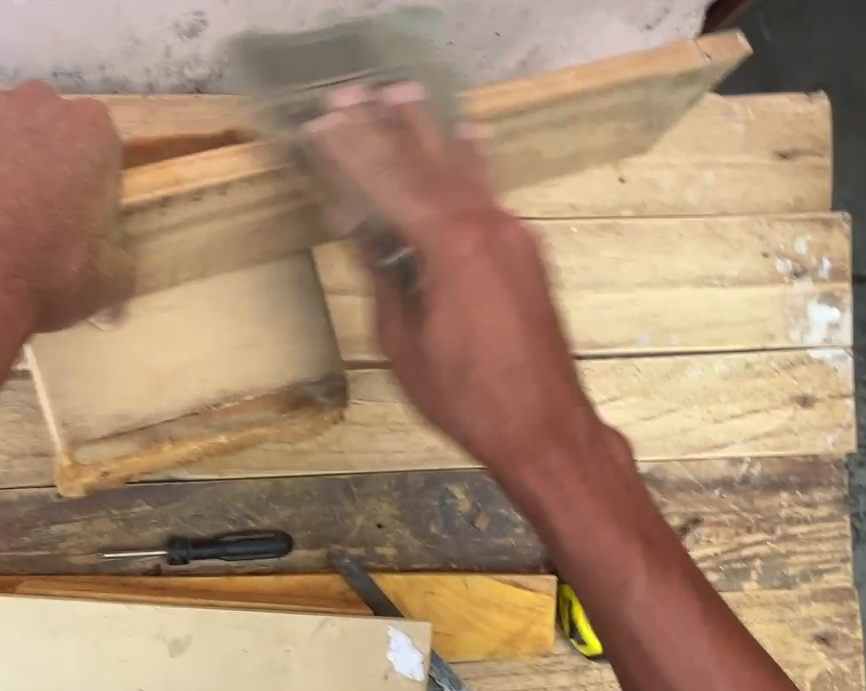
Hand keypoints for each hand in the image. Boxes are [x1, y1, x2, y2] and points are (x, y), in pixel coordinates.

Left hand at [0, 82, 133, 332]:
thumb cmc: (44, 281)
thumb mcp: (105, 281)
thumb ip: (115, 257)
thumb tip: (113, 271)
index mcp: (91, 133)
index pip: (98, 146)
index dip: (87, 181)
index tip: (76, 215)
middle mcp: (36, 102)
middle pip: (43, 126)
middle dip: (39, 159)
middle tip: (29, 214)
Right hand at [304, 83, 600, 467]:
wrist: (541, 422)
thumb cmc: (463, 395)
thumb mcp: (403, 342)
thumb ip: (387, 278)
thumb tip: (366, 235)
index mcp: (447, 246)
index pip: (387, 184)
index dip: (352, 153)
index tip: (323, 123)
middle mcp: (485, 224)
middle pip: (427, 163)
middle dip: (388, 127)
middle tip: (356, 93)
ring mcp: (512, 234)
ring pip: (464, 170)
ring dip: (431, 133)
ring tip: (406, 96)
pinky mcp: (526, 251)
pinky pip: (488, 193)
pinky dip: (469, 164)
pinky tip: (468, 139)